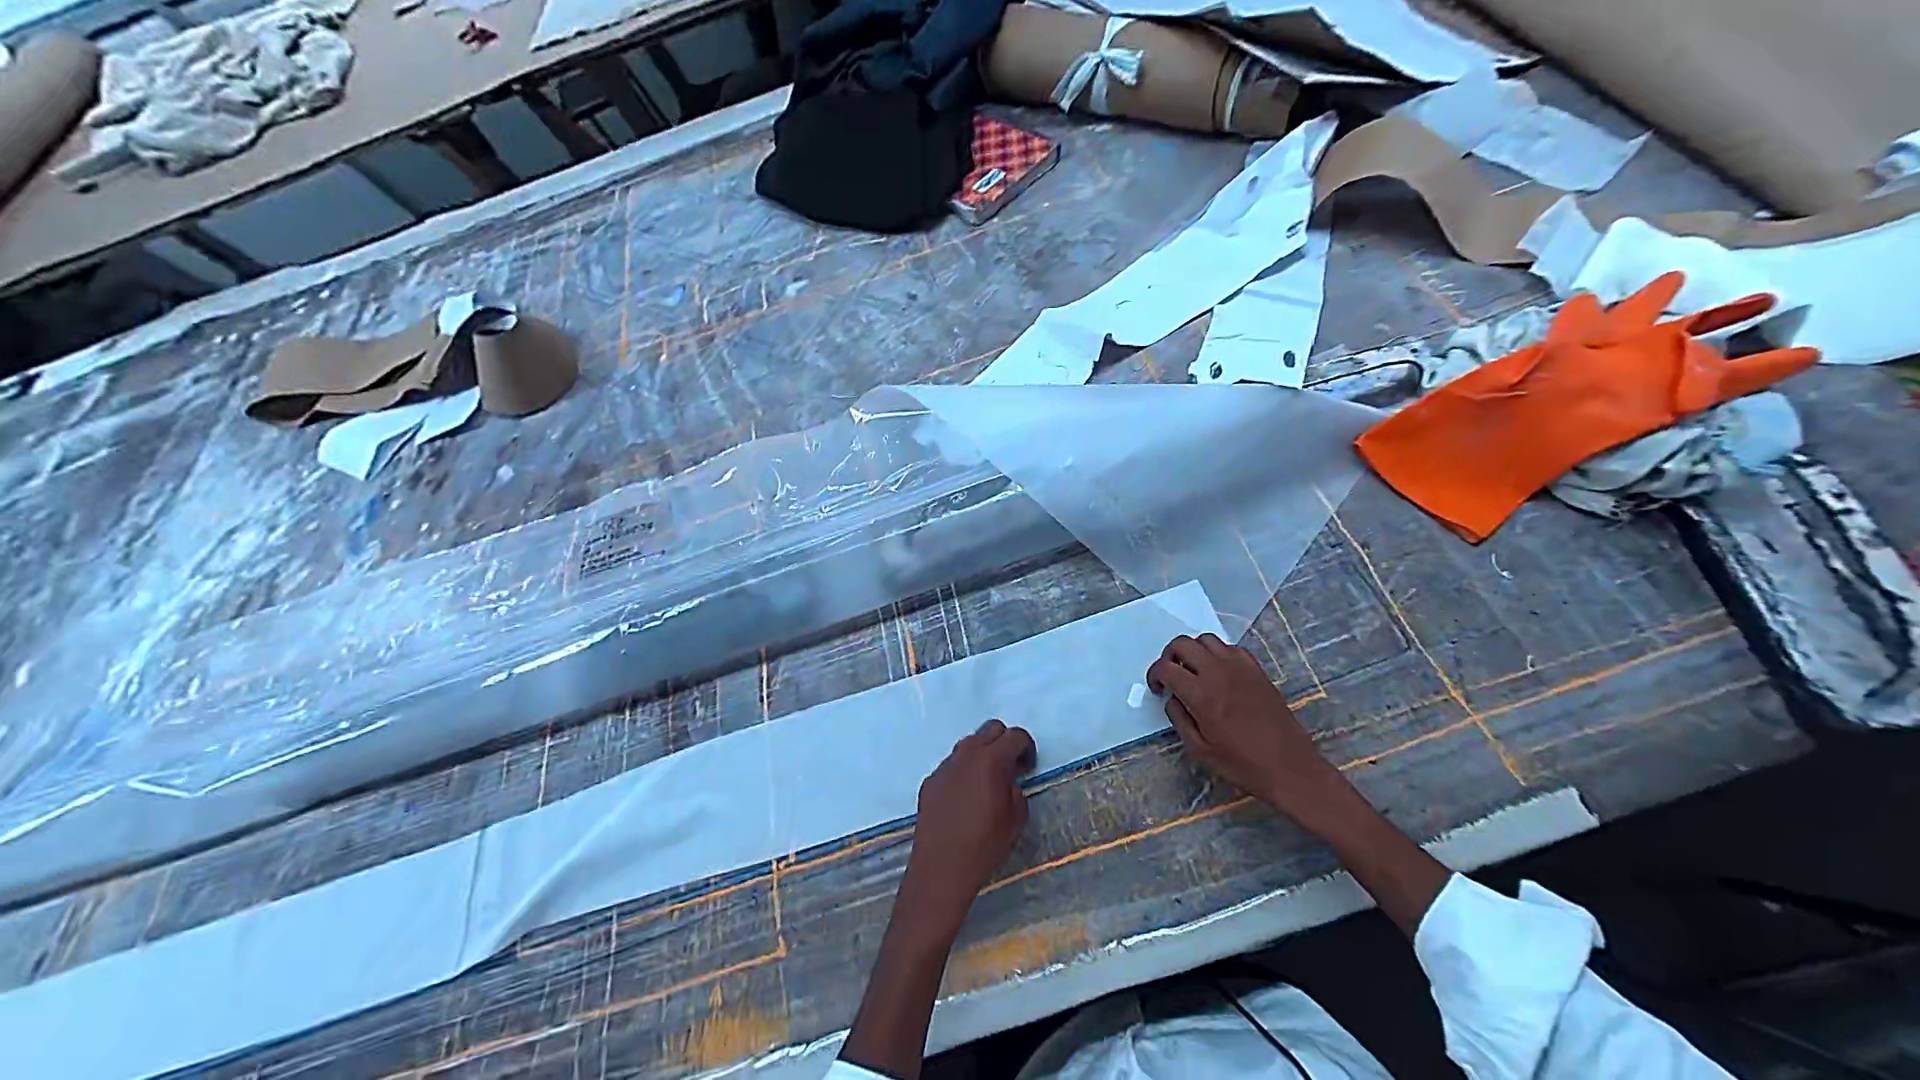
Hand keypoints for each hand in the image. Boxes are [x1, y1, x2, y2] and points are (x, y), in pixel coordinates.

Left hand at [903, 719, 1036, 922]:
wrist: (942, 866)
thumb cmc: (985, 843)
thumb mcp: (1016, 817)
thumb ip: (1015, 787)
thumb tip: (1008, 779)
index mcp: (991, 759)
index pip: (1016, 735)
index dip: (1027, 748)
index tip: (1028, 766)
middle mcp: (966, 754)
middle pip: (991, 729)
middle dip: (1004, 743)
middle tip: (1011, 768)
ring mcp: (945, 765)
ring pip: (968, 745)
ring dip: (982, 755)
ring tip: (987, 784)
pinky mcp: (931, 780)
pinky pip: (952, 766)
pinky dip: (963, 773)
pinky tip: (964, 799)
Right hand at [1146, 634, 1339, 821]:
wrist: (1289, 767)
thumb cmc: (1242, 764)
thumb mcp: (1199, 750)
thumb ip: (1179, 718)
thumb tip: (1172, 698)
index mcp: (1201, 694)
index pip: (1165, 667)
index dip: (1154, 675)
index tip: (1157, 688)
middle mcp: (1218, 672)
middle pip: (1182, 643)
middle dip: (1169, 656)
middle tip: (1171, 675)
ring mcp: (1240, 668)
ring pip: (1206, 640)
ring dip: (1193, 651)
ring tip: (1194, 671)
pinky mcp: (1257, 670)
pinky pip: (1231, 648)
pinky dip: (1218, 654)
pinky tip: (1219, 673)